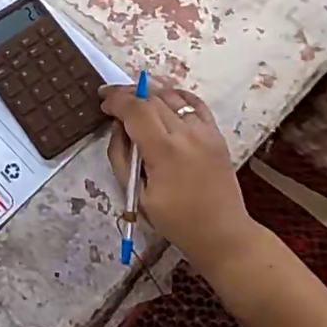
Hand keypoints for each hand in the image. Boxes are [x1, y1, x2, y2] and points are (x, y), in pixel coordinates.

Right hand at [101, 81, 264, 270]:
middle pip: (151, 98)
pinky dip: (176, 96)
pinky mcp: (216, 133)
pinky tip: (163, 98)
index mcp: (164, 151)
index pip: (135, 109)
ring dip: (148, 93)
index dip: (116, 100)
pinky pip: (194, 103)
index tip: (103, 103)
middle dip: (127, 94)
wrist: (223, 233)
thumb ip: (120, 155)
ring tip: (134, 99)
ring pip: (171, 96)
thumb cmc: (175, 220)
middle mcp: (186, 134)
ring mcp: (204, 131)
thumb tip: (116, 125)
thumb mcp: (136, 194)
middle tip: (111, 99)